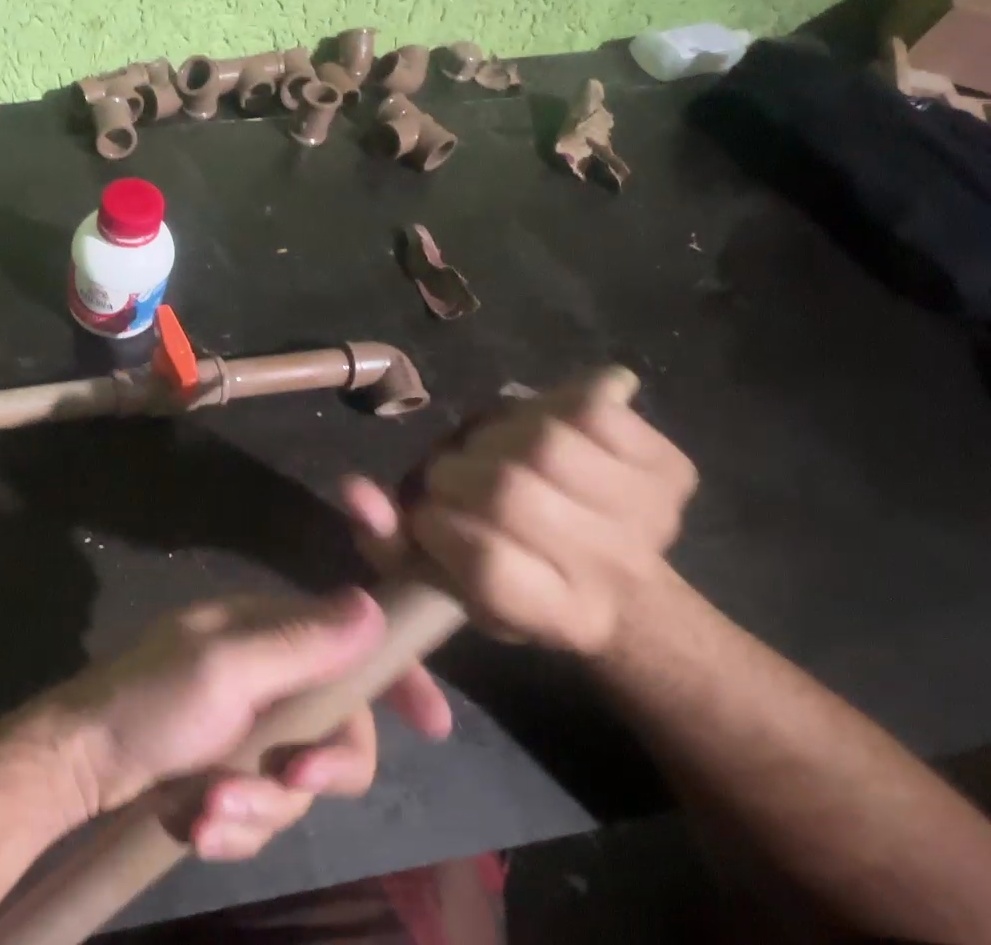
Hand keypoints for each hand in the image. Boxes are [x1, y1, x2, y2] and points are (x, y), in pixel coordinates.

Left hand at [49, 545, 450, 860]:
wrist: (78, 764)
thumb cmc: (147, 703)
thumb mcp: (224, 669)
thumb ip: (301, 644)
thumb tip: (371, 604)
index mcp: (262, 636)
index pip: (348, 644)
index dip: (396, 678)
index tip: (433, 723)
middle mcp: (262, 680)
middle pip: (338, 733)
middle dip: (315, 769)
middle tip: (289, 780)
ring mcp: (244, 733)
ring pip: (298, 787)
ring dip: (258, 806)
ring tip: (207, 808)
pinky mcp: (226, 777)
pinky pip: (262, 814)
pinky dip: (233, 825)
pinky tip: (195, 824)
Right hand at [400, 366, 698, 655]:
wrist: (618, 589)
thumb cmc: (508, 590)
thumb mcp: (434, 582)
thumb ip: (385, 540)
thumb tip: (352, 487)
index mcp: (555, 616)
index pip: (482, 561)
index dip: (437, 527)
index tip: (431, 521)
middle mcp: (614, 572)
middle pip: (510, 494)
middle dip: (456, 475)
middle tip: (453, 479)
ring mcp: (652, 517)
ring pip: (544, 441)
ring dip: (494, 437)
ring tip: (488, 452)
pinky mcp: (671, 469)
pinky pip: (589, 408)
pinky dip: (544, 406)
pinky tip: (534, 428)